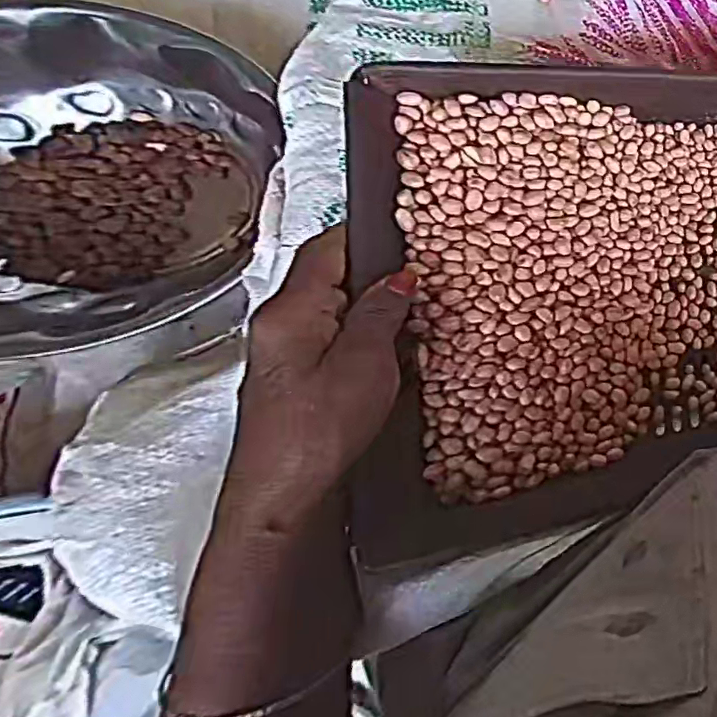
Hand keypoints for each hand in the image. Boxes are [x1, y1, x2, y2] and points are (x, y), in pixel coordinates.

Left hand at [224, 226, 414, 531]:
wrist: (285, 491)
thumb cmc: (320, 426)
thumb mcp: (364, 361)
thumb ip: (380, 312)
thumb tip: (400, 276)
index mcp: (291, 312)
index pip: (325, 250)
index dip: (366, 233)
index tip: (407, 226)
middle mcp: (284, 324)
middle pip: (335, 278)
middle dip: (383, 274)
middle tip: (432, 276)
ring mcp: (291, 350)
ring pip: (343, 308)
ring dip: (383, 308)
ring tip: (427, 315)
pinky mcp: (304, 374)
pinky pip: (345, 337)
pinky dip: (377, 335)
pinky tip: (407, 350)